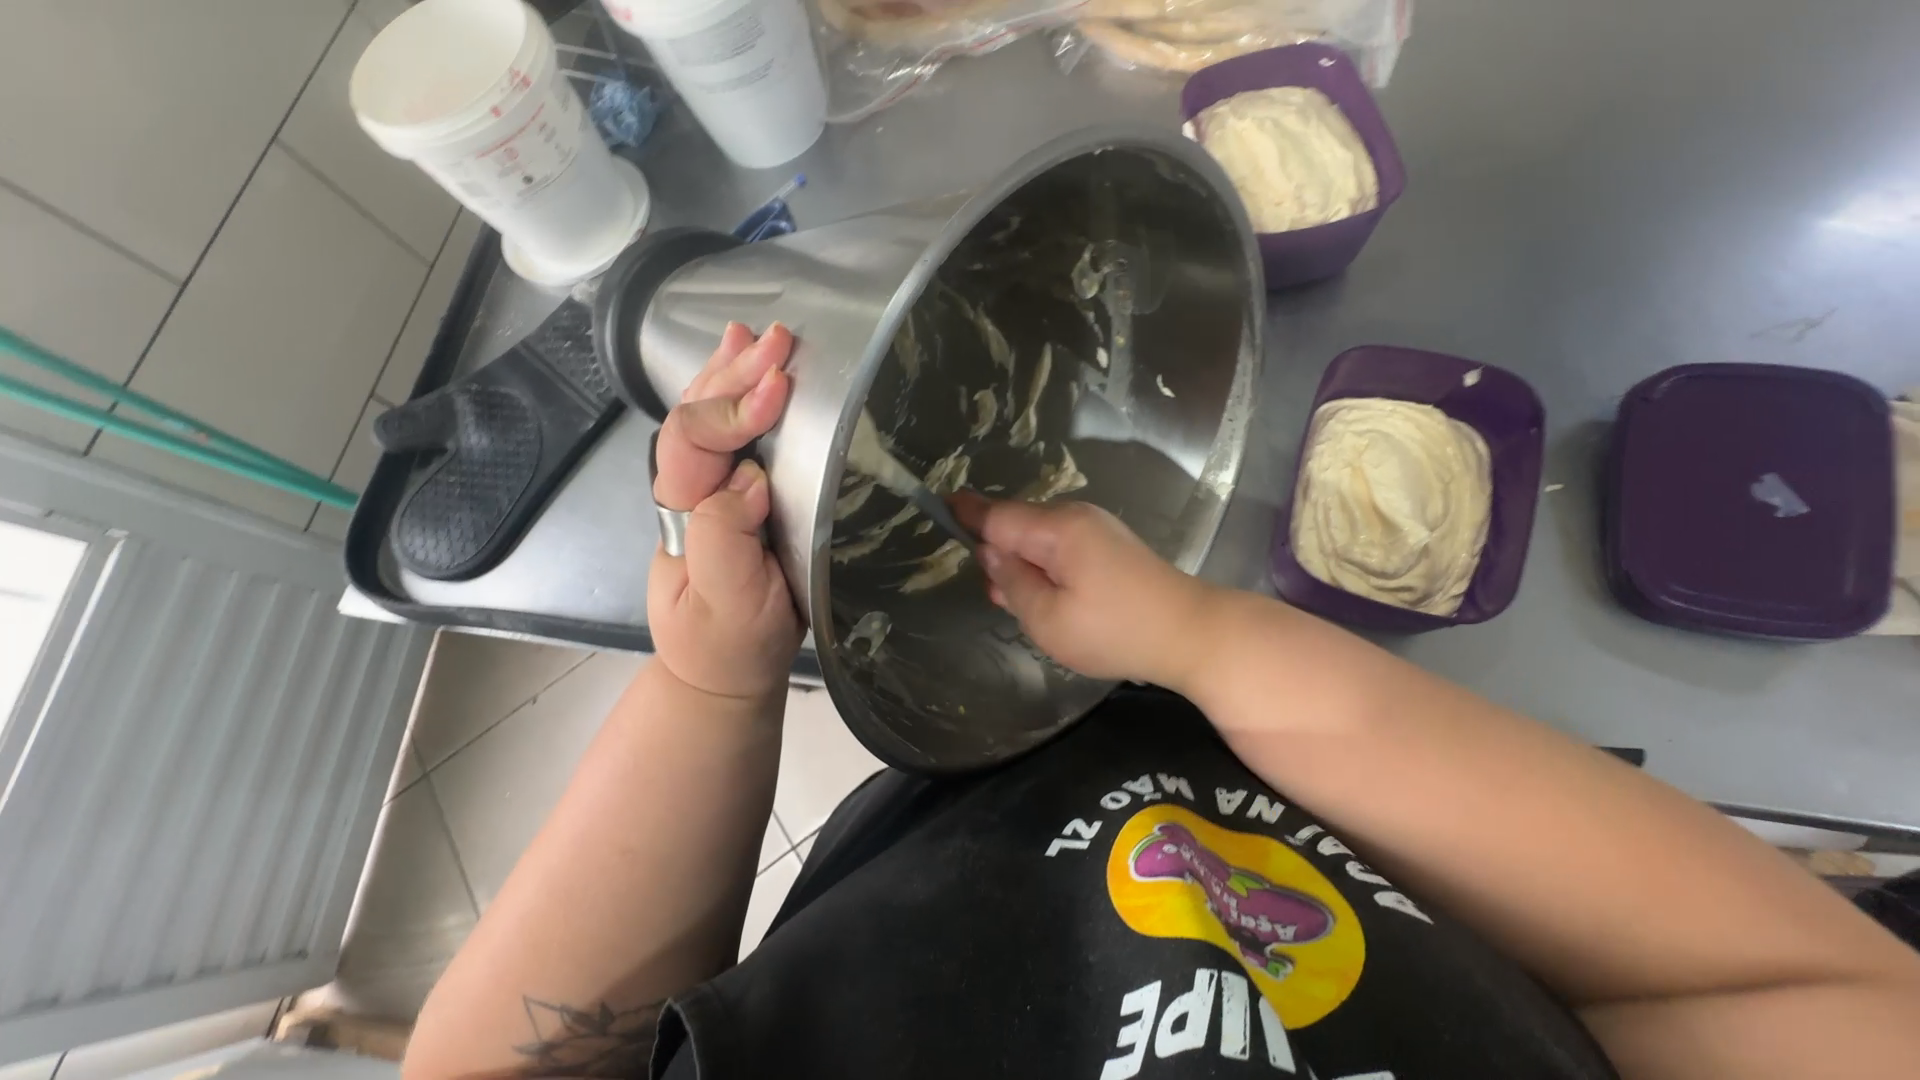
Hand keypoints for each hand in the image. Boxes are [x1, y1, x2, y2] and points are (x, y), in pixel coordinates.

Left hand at [648, 322, 803, 700]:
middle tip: (778, 339)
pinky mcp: (736, 496)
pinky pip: (728, 434)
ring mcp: (711, 491)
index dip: (733, 410)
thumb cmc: (729, 643)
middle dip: (734, 373)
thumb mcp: (726, 604)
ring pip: (706, 416)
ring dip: (730, 370)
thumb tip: (748, 479)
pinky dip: (736, 393)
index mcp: (686, 515)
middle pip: (697, 414)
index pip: (694, 442)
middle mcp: (691, 492)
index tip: (781, 388)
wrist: (726, 670)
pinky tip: (747, 367)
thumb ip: (725, 541)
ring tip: (753, 334)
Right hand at [951, 495, 1218, 689]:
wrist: (1192, 634)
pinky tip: (1050, 600)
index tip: (938, 507)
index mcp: (1058, 529)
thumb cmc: (1115, 631)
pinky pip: (1063, 547)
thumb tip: (990, 554)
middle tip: (993, 594)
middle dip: (997, 552)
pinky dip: (1047, 568)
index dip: (966, 514)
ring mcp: (1098, 529)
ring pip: (1040, 538)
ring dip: (1023, 565)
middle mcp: (1076, 517)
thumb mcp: (1048, 619)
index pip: (997, 515)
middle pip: (1018, 525)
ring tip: (1020, 603)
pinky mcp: (1111, 546)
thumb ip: (1011, 583)